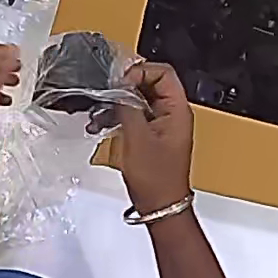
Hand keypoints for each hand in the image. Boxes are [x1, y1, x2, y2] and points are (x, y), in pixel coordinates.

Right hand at [116, 62, 193, 212]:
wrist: (159, 206)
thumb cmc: (156, 179)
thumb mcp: (137, 138)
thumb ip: (128, 107)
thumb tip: (119, 86)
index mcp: (177, 110)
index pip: (164, 73)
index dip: (140, 72)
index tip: (120, 82)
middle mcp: (172, 114)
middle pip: (150, 84)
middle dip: (126, 87)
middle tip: (107, 93)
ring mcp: (162, 124)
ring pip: (140, 100)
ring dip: (119, 102)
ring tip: (100, 112)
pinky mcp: (152, 135)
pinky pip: (136, 115)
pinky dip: (119, 116)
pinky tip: (101, 124)